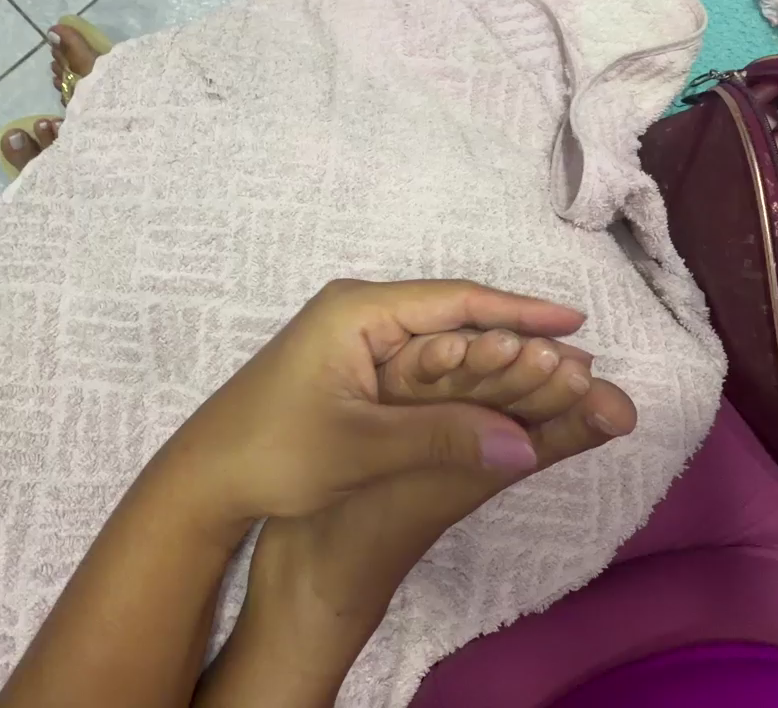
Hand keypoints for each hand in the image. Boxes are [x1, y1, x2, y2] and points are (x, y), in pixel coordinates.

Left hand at [157, 279, 586, 521]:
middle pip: (450, 312)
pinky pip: (418, 358)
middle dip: (510, 331)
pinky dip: (456, 372)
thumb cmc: (274, 452)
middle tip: (570, 347)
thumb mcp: (362, 445)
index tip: (572, 320)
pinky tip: (487, 385)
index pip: (454, 300)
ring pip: (436, 337)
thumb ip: (444, 437)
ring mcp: (352, 335)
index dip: (516, 311)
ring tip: (543, 364)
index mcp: (358, 310)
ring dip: (485, 352)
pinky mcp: (349, 362)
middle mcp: (358, 310)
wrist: (205, 477)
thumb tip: (526, 446)